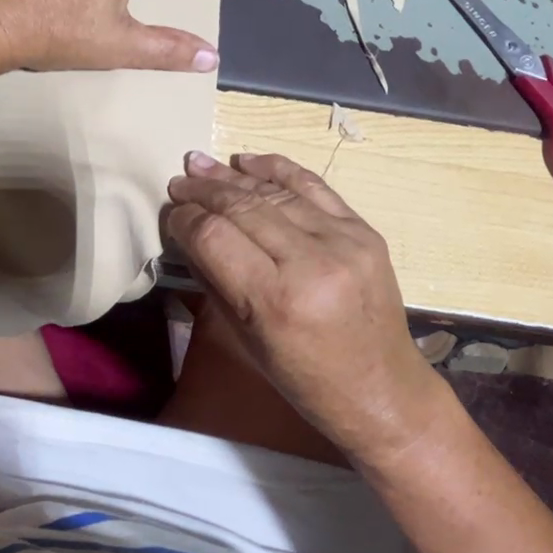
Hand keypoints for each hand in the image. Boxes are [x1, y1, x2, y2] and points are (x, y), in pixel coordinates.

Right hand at [165, 151, 450, 467]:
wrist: (382, 390)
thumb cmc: (303, 378)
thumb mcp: (244, 337)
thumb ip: (213, 277)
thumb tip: (186, 231)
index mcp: (276, 300)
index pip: (214, 236)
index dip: (185, 219)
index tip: (171, 214)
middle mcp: (312, 262)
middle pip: (241, 207)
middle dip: (203, 191)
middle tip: (178, 182)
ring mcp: (343, 242)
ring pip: (274, 192)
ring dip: (232, 176)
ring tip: (200, 164)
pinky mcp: (365, 232)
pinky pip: (314, 186)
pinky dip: (277, 169)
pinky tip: (247, 162)